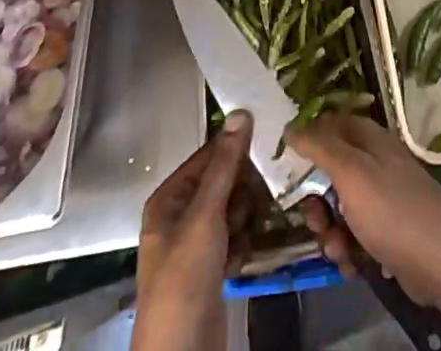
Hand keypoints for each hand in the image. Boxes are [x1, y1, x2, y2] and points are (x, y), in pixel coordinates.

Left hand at [132, 109, 254, 350]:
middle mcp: (180, 215)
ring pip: (233, 212)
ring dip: (245, 219)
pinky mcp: (211, 267)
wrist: (181, 350)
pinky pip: (234, 238)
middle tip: (262, 199)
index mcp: (169, 198)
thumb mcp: (205, 214)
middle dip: (243, 192)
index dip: (236, 151)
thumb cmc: (185, 275)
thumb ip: (225, 165)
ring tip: (246, 234)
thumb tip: (241, 113)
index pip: (208, 157)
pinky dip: (242, 244)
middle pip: (223, 184)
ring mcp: (196, 244)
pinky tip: (242, 256)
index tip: (270, 143)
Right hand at [288, 114, 440, 305]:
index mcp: (370, 140)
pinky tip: (354, 266)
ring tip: (341, 252)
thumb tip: (291, 127)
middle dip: (317, 203)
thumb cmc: (394, 211)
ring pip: (339, 210)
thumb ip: (320, 147)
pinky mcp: (388, 232)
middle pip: (330, 174)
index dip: (308, 140)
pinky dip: (349, 252)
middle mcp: (376, 164)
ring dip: (332, 234)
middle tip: (318, 221)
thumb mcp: (351, 173)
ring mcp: (383, 200)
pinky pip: (355, 236)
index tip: (287, 163)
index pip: (330, 125)